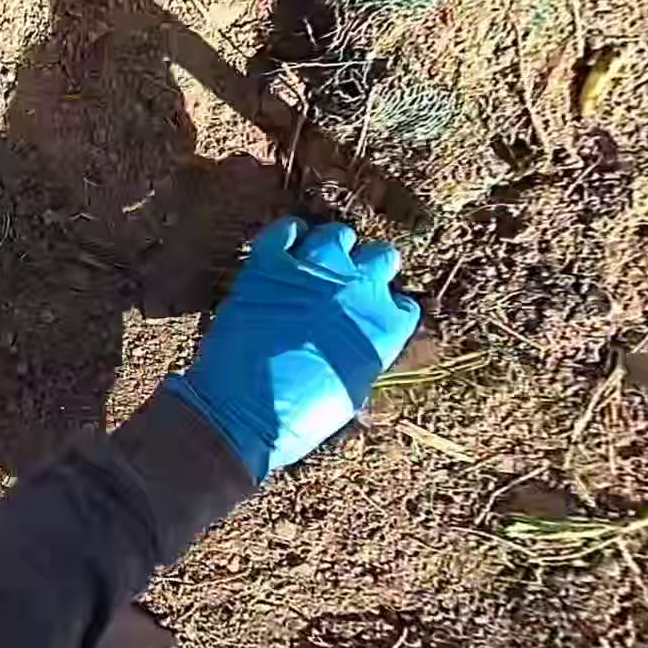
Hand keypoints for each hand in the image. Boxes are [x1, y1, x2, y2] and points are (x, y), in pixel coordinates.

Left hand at [165, 218, 420, 480]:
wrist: (246, 409)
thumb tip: (354, 344)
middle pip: (380, 257)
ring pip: (336, 235)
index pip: (401, 302)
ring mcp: (314, 272)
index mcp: (386, 326)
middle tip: (343, 279)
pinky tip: (285, 242)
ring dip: (329, 245)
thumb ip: (362, 354)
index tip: (366, 312)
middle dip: (365, 266)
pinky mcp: (269, 266)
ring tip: (315, 258)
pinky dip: (286, 232)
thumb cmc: (299, 416)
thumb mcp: (351, 391)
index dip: (382, 306)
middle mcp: (359, 290)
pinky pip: (283, 231)